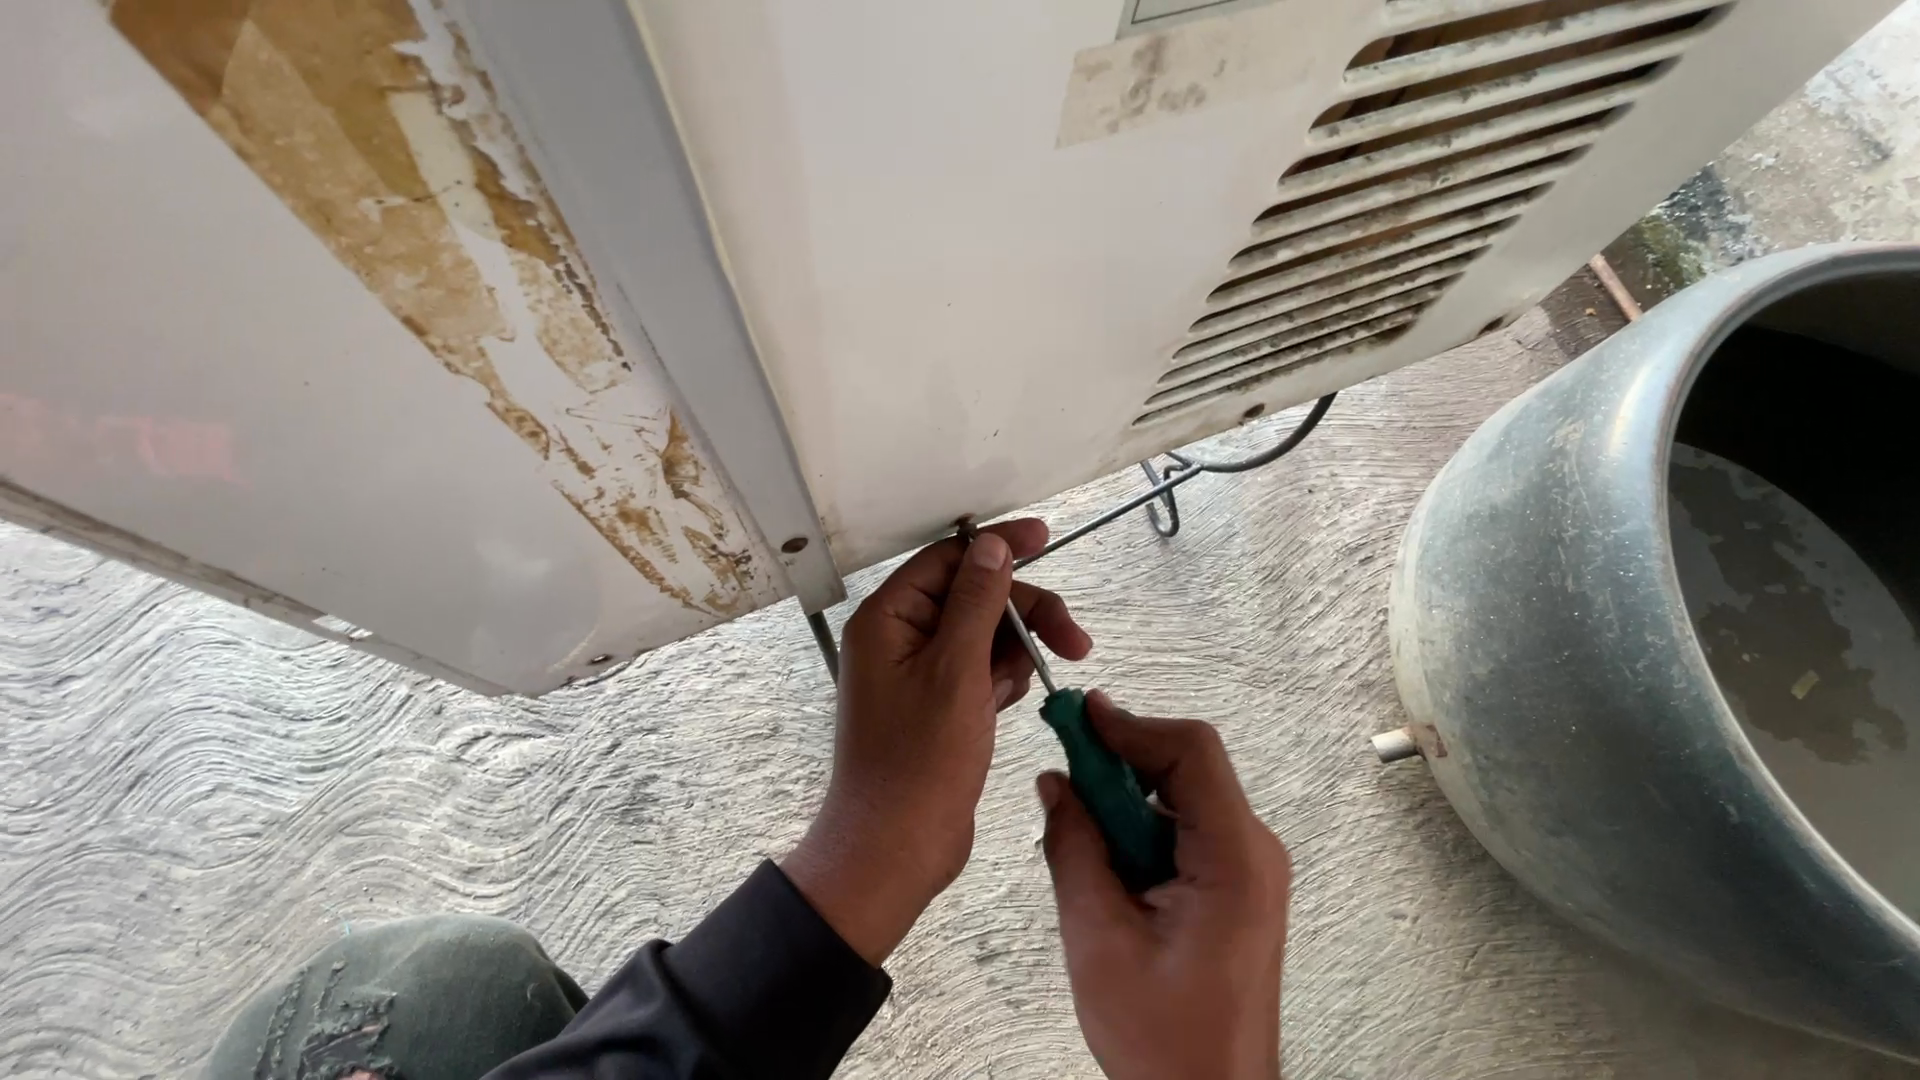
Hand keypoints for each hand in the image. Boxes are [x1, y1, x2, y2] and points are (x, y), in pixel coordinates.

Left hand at [783, 518, 1090, 965]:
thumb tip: (992, 544)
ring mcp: (920, 672)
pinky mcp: (939, 703)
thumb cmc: (920, 760)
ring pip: (984, 636)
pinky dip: (1002, 680)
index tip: (1046, 538)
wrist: (896, 849)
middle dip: (1024, 615)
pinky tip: (1006, 704)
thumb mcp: (955, 671)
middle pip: (974, 598)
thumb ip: (976, 601)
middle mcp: (900, 637)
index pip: (948, 559)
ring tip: (1021, 689)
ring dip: (1015, 653)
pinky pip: (980, 670)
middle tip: (1075, 643)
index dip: (997, 546)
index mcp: (889, 619)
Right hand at [1039, 692, 1290, 1079]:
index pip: (1192, 752)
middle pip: (1187, 765)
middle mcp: (1253, 850)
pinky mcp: (1234, 882)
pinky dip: (1138, 822)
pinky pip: (1183, 824)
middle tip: (1063, 768)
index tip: (1075, 717)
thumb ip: (1073, 848)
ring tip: (1077, 821)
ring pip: (1181, 792)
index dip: (1132, 724)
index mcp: (1234, 859)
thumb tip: (1054, 781)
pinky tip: (1105, 854)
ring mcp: (1248, 866)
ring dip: (1125, 793)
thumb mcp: (1098, 940)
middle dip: (1121, 758)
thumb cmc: (1160, 1037)